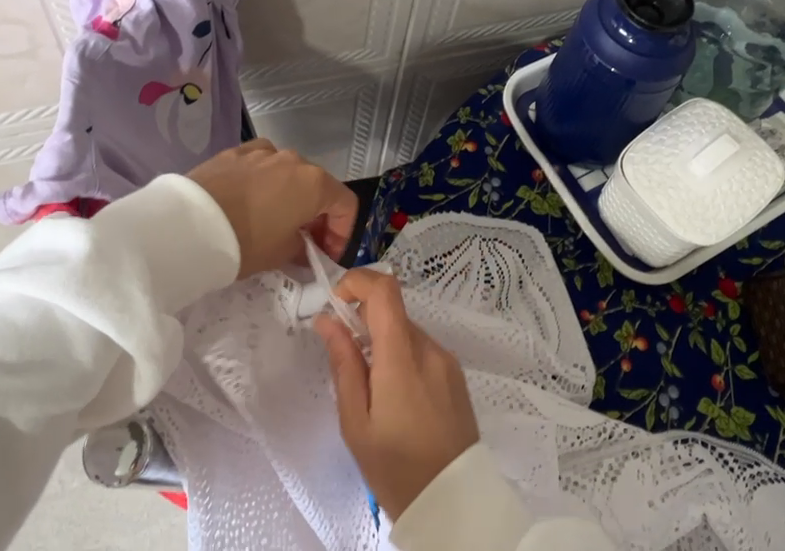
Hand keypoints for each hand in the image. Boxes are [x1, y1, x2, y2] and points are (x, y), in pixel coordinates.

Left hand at [186, 139, 357, 278]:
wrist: (188, 225)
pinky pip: (260, 166)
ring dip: (288, 194)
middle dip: (316, 214)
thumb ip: (301, 247)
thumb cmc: (245, 241)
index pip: (345, 205)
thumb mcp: (280, 254)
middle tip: (304, 240)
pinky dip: (262, 181)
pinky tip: (248, 200)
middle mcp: (294, 160)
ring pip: (287, 173)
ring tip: (273, 219)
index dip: (343, 232)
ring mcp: (263, 151)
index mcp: (314, 183)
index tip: (328, 254)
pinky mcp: (235, 152)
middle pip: (317, 186)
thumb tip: (304, 245)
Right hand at [314, 268, 479, 518]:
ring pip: (407, 332)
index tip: (336, 302)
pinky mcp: (456, 376)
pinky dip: (402, 358)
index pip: (385, 291)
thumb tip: (328, 320)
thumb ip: (343, 364)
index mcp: (402, 357)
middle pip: (393, 312)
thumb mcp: (356, 421)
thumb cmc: (395, 466)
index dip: (358, 282)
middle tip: (345, 360)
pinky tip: (396, 398)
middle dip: (364, 323)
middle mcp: (430, 349)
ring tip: (371, 391)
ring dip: (383, 343)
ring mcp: (447, 362)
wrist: (452, 502)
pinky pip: (422, 351)